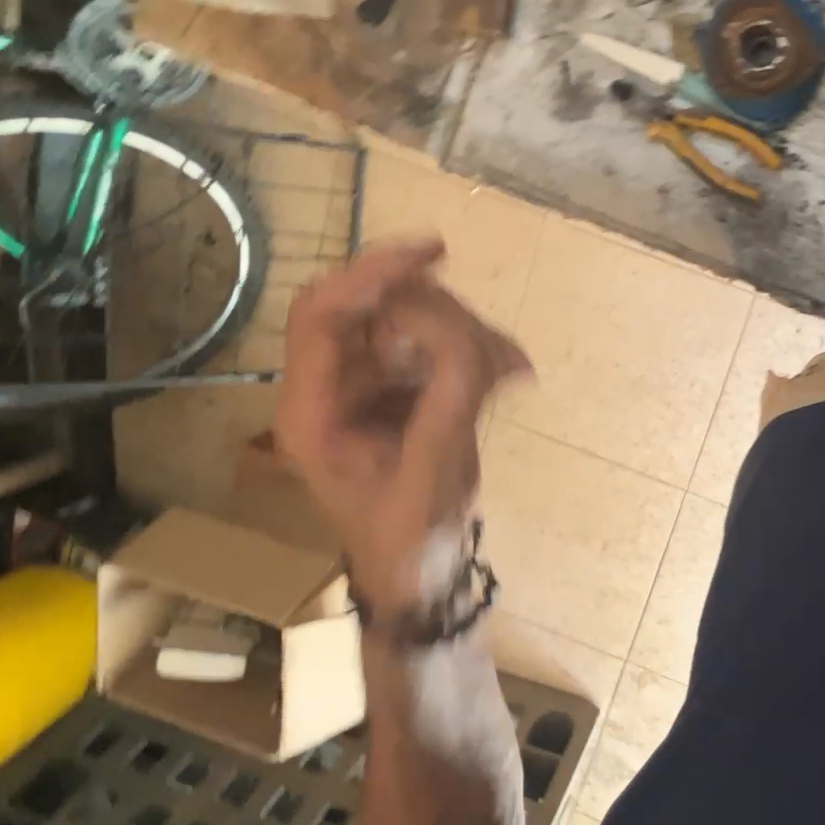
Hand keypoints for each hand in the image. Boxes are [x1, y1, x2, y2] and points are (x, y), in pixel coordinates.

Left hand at [275, 241, 529, 616]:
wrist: (418, 570)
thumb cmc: (411, 535)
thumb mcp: (433, 468)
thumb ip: (450, 393)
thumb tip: (472, 334)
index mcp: (313, 409)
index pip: (322, 314)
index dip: (372, 274)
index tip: (434, 254)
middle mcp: (331, 385)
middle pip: (372, 308)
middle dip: (437, 313)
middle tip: (493, 349)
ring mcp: (365, 384)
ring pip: (409, 321)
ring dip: (465, 332)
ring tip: (511, 366)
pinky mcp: (399, 388)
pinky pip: (435, 345)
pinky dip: (476, 350)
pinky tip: (511, 370)